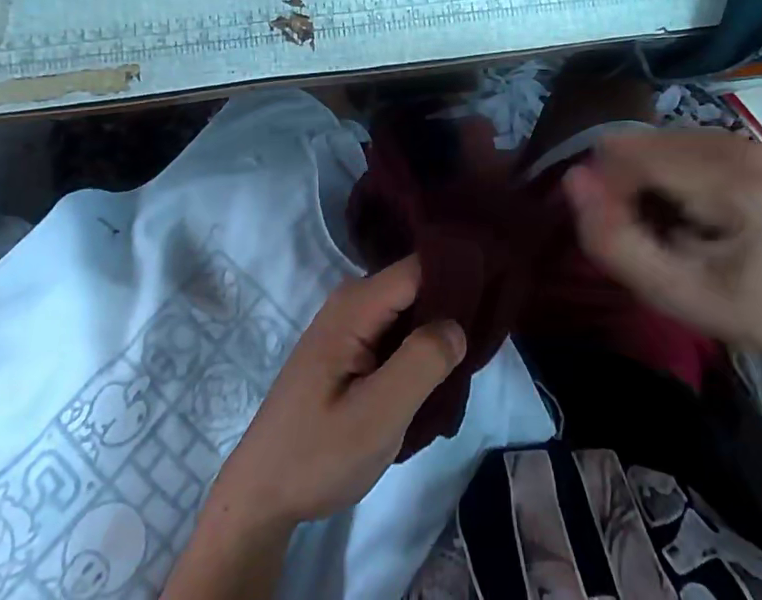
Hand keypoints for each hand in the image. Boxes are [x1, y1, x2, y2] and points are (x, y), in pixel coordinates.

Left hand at [209, 255, 467, 528]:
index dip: (461, 277)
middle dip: (456, 306)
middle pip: (419, 284)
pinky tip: (442, 375)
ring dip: (441, 332)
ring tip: (471, 361)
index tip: (497, 300)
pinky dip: (424, 347)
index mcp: (355, 306)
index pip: (422, 267)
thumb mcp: (377, 416)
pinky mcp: (353, 347)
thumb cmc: (317, 455)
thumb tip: (458, 325)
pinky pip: (400, 331)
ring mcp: (351, 324)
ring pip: (413, 309)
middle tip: (487, 342)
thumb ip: (421, 363)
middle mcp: (352, 302)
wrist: (263, 495)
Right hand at [562, 129, 761, 362]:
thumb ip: (613, 241)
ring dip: (637, 186)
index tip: (624, 239)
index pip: (629, 161)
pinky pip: (662, 147)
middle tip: (649, 240)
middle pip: (635, 148)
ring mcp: (735, 138)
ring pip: (643, 145)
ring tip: (665, 229)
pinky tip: (678, 213)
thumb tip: (570, 179)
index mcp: (731, 178)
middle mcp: (733, 143)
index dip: (608, 198)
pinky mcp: (731, 142)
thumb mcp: (670, 292)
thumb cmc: (741, 309)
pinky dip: (654, 179)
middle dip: (624, 192)